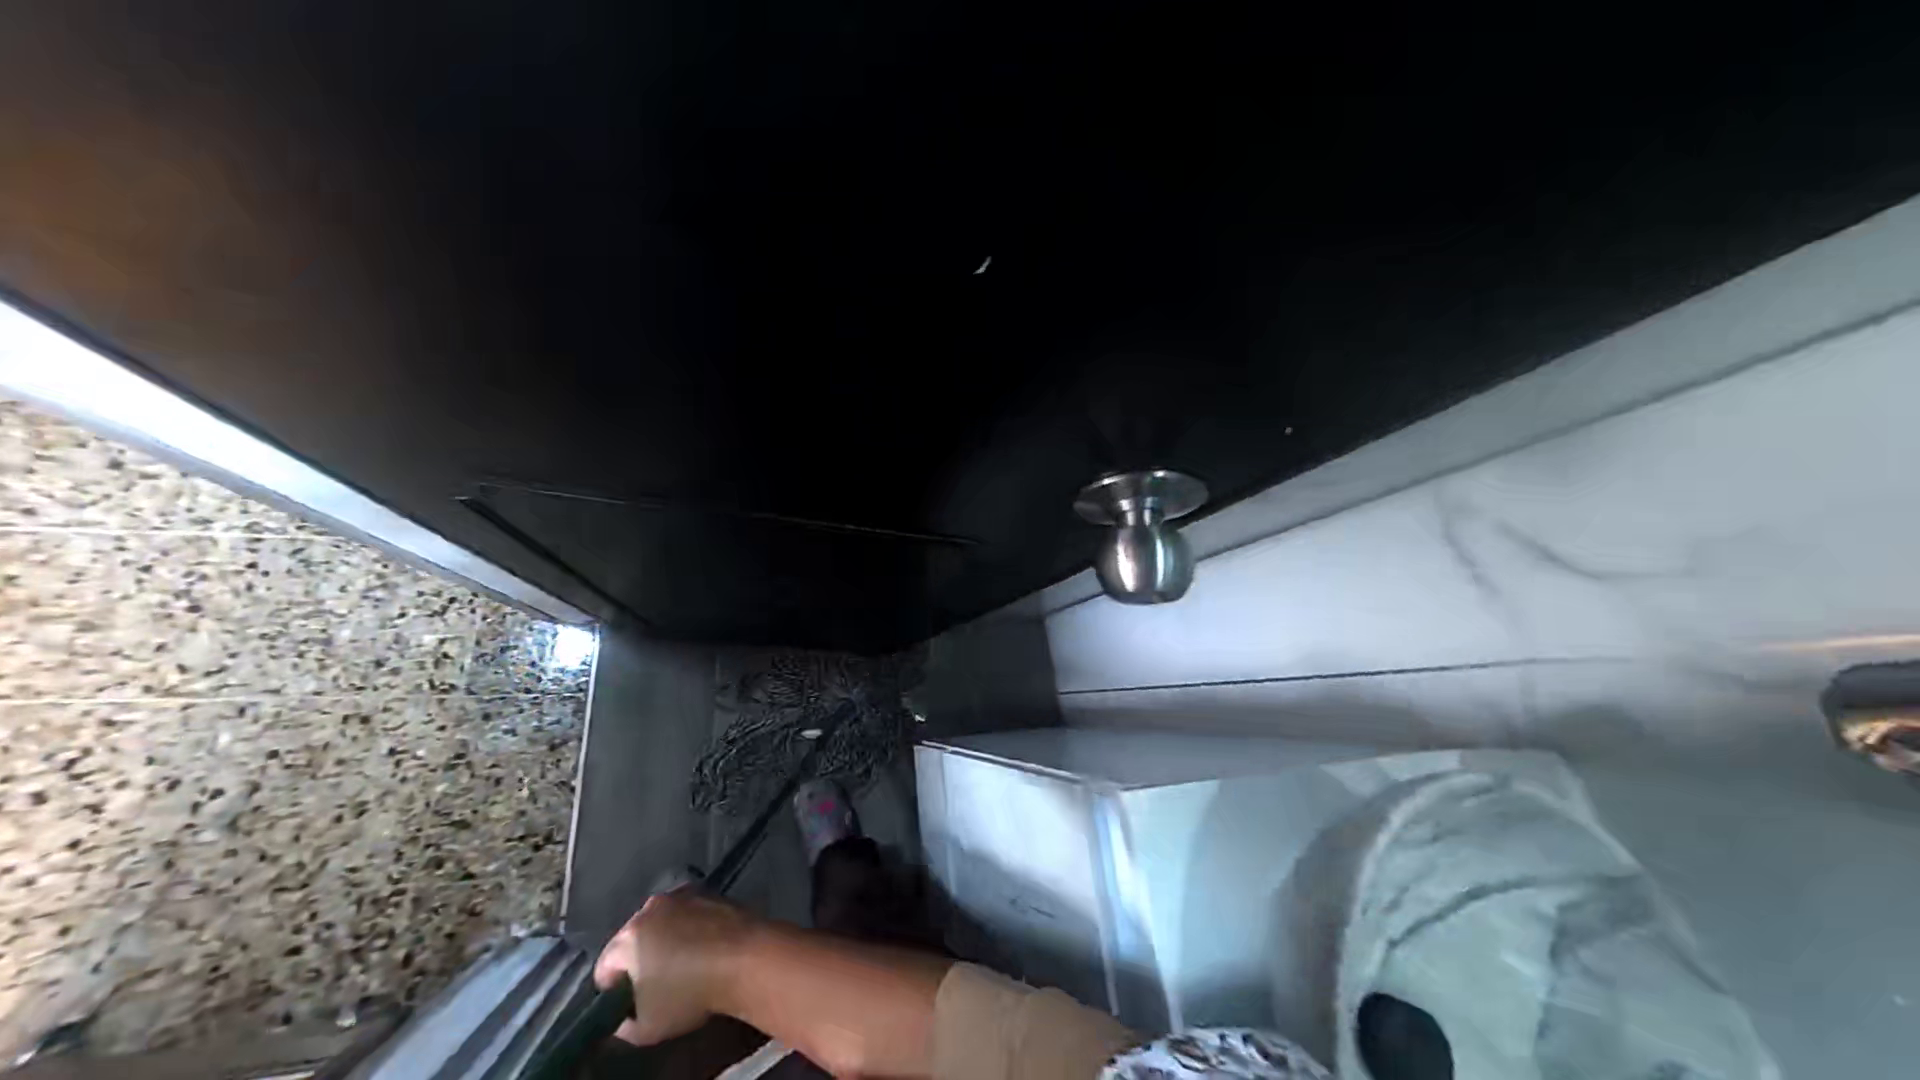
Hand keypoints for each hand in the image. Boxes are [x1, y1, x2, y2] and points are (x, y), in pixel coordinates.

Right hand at [591, 888, 758, 1045]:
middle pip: (632, 939)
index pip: (605, 966)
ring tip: (681, 963)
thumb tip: (624, 1017)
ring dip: (664, 939)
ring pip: (661, 922)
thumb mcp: (647, 1028)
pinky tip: (702, 945)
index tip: (626, 1004)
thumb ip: (624, 1025)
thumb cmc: (691, 992)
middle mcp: (651, 907)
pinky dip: (689, 927)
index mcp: (628, 937)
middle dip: (638, 961)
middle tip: (654, 985)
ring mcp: (682, 895)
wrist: (746, 957)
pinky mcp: (709, 891)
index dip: (611, 990)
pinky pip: (688, 913)